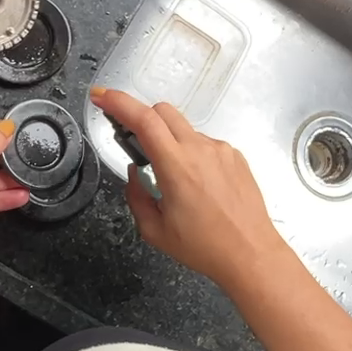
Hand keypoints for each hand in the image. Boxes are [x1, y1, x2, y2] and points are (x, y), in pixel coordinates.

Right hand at [89, 87, 291, 294]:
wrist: (251, 254)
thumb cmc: (204, 247)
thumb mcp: (154, 230)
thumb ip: (135, 196)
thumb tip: (135, 174)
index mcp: (176, 165)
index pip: (143, 119)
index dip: (117, 102)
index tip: (100, 96)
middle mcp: (200, 149)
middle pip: (162, 111)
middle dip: (140, 117)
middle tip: (131, 140)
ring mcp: (220, 149)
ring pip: (184, 129)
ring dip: (168, 140)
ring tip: (172, 178)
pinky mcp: (235, 155)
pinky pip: (204, 143)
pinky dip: (191, 153)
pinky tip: (197, 184)